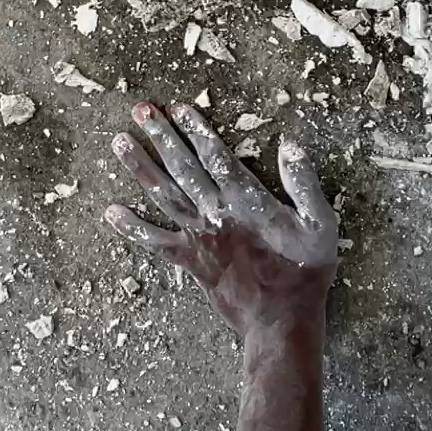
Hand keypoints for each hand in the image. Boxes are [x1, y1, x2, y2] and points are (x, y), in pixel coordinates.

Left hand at [104, 101, 337, 334]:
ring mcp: (199, 237)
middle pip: (183, 168)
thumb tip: (290, 144)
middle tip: (140, 110)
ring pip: (164, 196)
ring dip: (140, 168)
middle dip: (161, 137)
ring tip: (119, 143)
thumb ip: (304, 182)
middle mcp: (216, 213)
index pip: (216, 156)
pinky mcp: (190, 261)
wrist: (281, 322)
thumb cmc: (305, 270)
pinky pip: (155, 242)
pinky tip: (110, 212)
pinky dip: (132, 228)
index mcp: (247, 200)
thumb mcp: (321, 223)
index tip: (179, 107)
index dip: (197, 130)